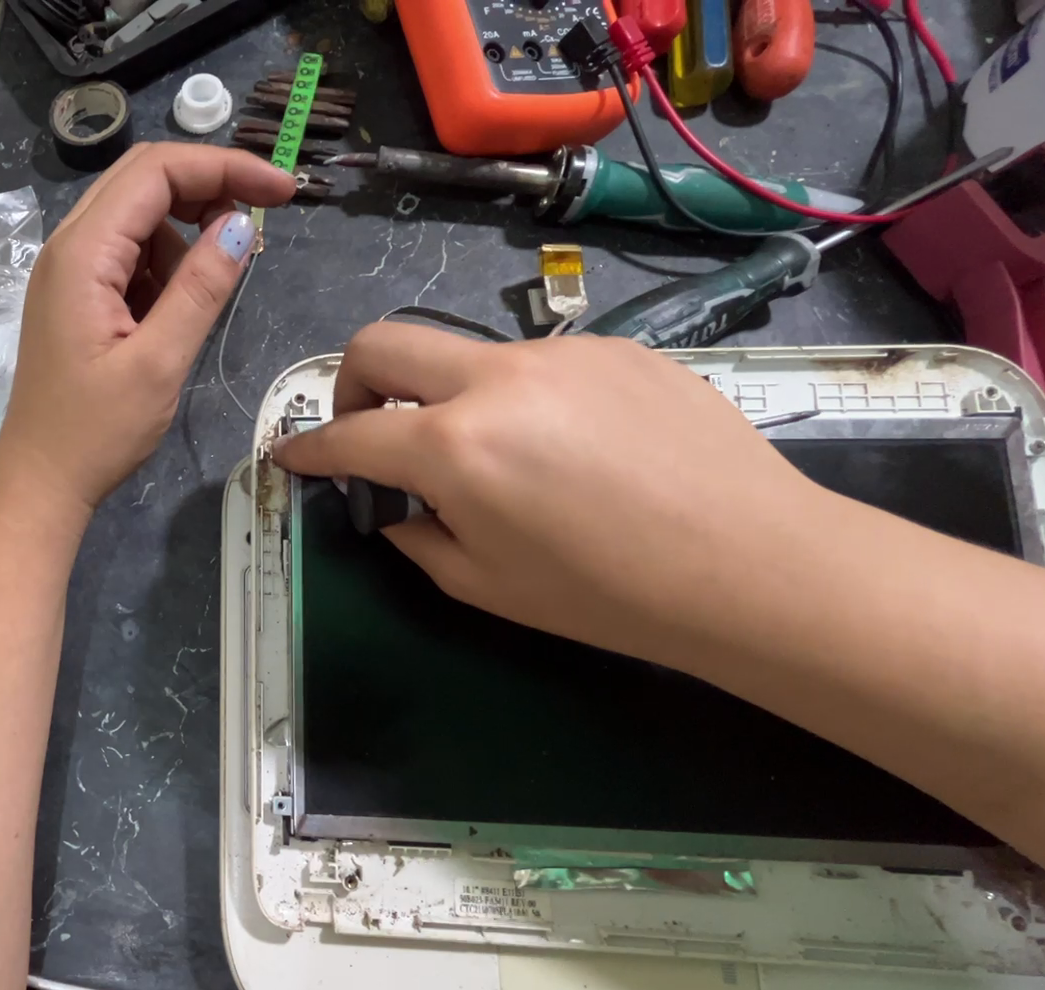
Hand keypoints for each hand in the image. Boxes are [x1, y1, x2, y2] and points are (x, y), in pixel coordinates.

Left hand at [0, 143, 295, 518]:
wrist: (42, 481)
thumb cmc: (96, 433)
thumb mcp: (159, 363)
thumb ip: (200, 289)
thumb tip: (240, 226)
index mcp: (82, 254)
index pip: (156, 172)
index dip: (225, 168)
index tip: (282, 193)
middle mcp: (68, 248)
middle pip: (143, 182)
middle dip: (208, 190)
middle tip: (259, 227)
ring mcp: (67, 273)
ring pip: (137, 219)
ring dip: (184, 237)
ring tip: (208, 293)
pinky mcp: (75, 299)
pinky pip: (126, 258)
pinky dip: (162, 268)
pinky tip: (175, 312)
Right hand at [273, 322, 837, 662]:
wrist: (755, 567)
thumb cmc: (604, 594)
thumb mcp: (480, 582)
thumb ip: (413, 534)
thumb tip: (395, 506)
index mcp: (454, 447)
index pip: (348, 435)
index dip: (306, 448)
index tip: (289, 455)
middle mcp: (496, 380)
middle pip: (381, 341)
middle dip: (349, 384)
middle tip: (368, 432)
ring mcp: (559, 354)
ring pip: (460, 354)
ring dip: (441, 397)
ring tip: (488, 457)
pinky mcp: (614, 348)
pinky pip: (531, 364)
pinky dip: (511, 399)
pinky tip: (560, 447)